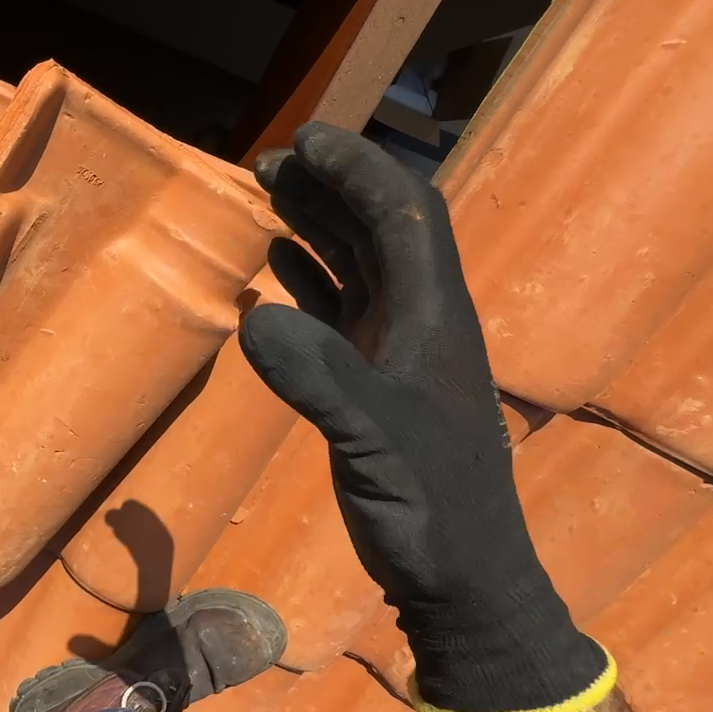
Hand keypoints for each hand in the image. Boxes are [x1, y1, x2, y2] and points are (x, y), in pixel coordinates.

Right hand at [239, 124, 609, 711]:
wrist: (459, 571)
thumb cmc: (430, 506)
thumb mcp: (376, 443)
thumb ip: (321, 379)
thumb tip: (253, 317)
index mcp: (433, 317)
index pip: (403, 216)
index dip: (358, 170)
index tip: (305, 140)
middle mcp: (418, 321)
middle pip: (377, 230)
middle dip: (328, 188)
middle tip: (269, 163)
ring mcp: (395, 351)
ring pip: (356, 266)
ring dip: (315, 227)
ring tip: (266, 198)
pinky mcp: (371, 381)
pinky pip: (338, 311)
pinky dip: (305, 280)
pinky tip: (276, 274)